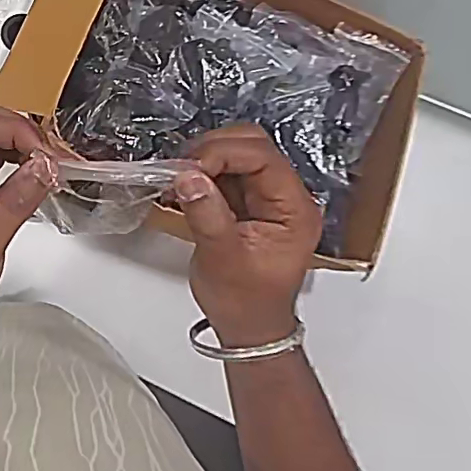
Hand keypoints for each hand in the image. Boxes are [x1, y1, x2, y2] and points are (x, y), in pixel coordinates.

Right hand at [173, 126, 321, 346]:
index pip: (262, 158)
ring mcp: (264, 198)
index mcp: (293, 209)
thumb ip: (207, 214)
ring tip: (177, 179)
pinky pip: (222, 171)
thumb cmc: (244, 301)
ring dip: (203, 159)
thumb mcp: (222, 259)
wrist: (248, 326)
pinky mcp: (243, 201)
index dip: (223, 154)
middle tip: (180, 170)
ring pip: (235, 153)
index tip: (189, 169)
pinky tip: (180, 187)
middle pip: (252, 145)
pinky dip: (199, 172)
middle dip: (212, 149)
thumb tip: (187, 176)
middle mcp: (283, 197)